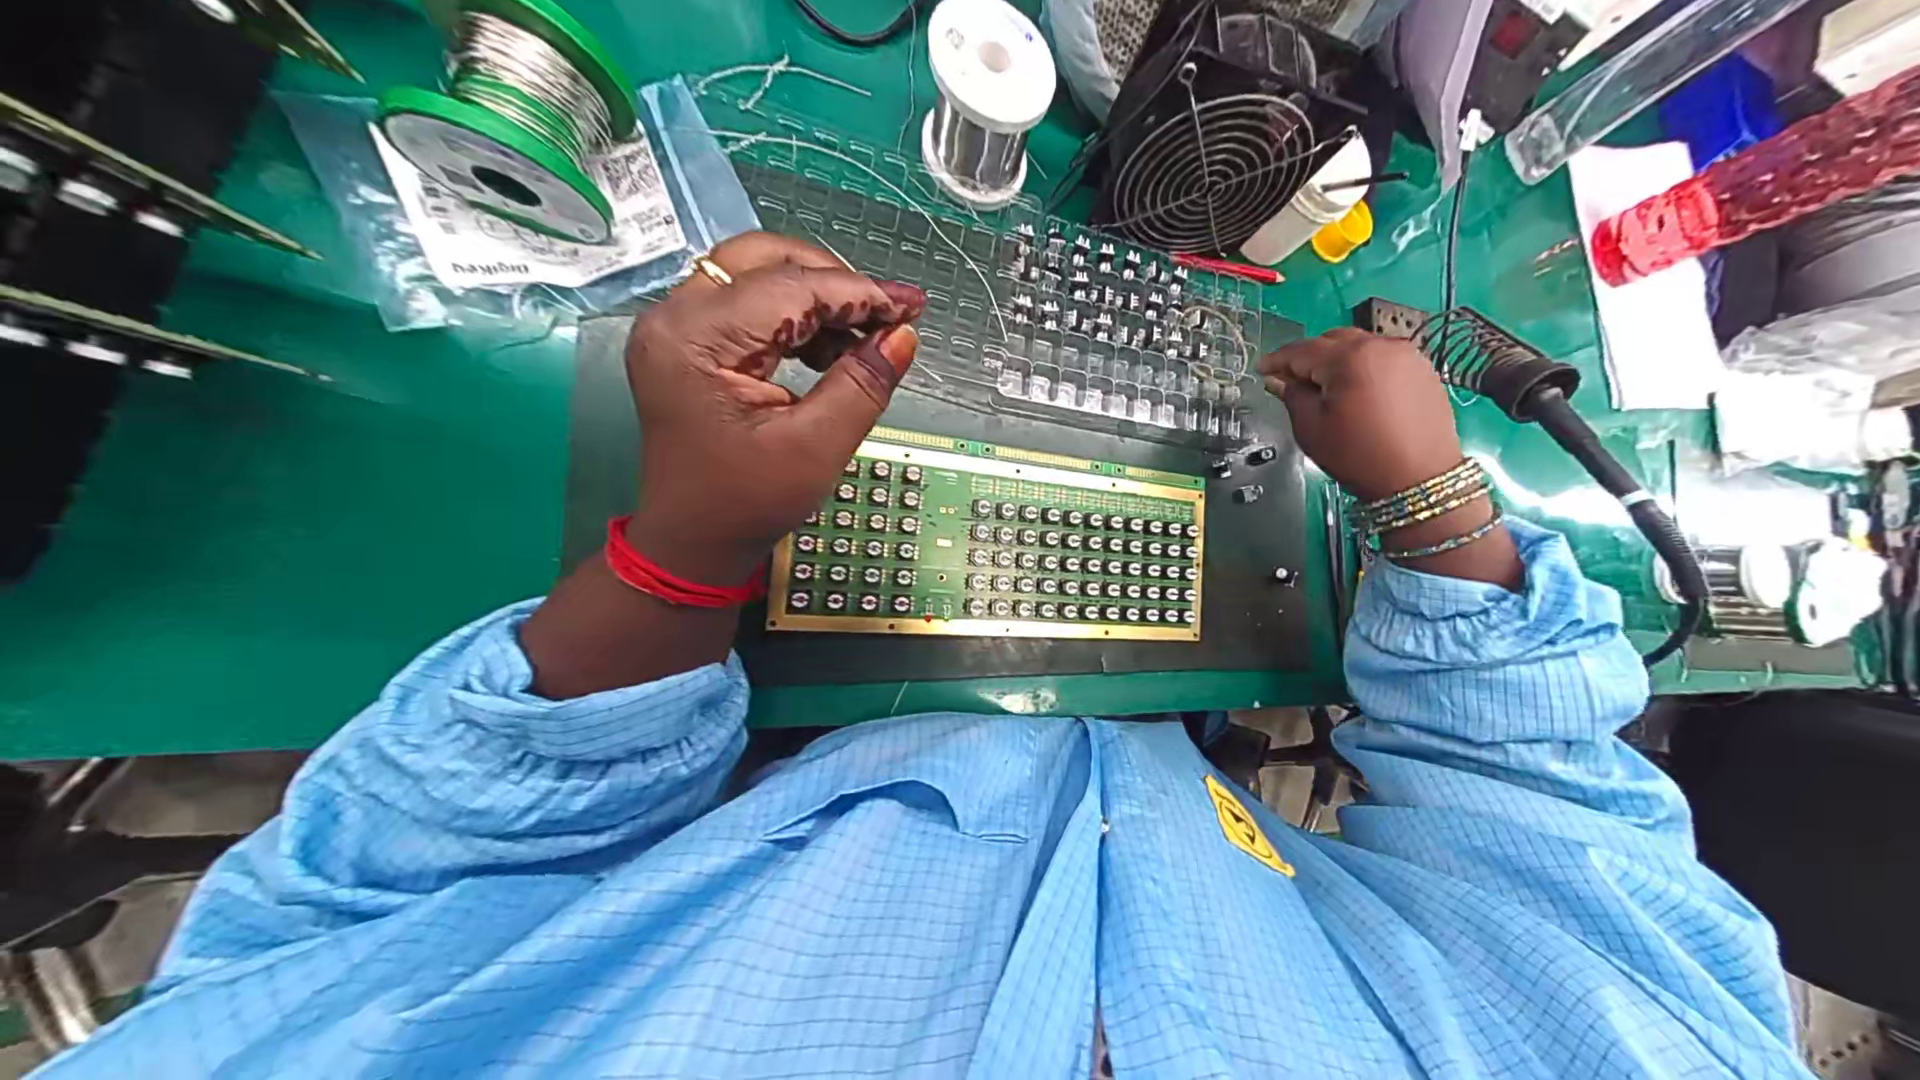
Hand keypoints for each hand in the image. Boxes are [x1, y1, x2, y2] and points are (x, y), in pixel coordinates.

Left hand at [623, 232, 925, 583]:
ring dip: (819, 298)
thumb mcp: (815, 448)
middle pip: (766, 259)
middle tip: (888, 314)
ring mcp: (679, 327)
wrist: (695, 539)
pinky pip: (753, 305)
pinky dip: (799, 318)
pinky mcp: (693, 341)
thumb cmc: (746, 503)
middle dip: (835, 282)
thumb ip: (862, 385)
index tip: (910, 306)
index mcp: (695, 340)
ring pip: (760, 275)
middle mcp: (675, 318)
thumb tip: (902, 336)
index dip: (858, 293)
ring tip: (864, 339)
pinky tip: (831, 350)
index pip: (789, 288)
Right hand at [1260, 328, 1521, 587]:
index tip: (1262, 369)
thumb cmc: (1356, 454)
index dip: (1277, 360)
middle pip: (1333, 340)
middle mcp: (1380, 346)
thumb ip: (1292, 396)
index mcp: (1348, 359)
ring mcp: (1406, 354)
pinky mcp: (1421, 368)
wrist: (1418, 477)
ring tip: (1322, 384)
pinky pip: (1381, 356)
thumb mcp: (1311, 427)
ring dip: (1335, 359)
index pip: (1302, 350)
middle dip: (1308, 356)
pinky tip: (1353, 388)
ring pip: (1359, 345)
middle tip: (1290, 379)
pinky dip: (1361, 365)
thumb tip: (1279, 380)